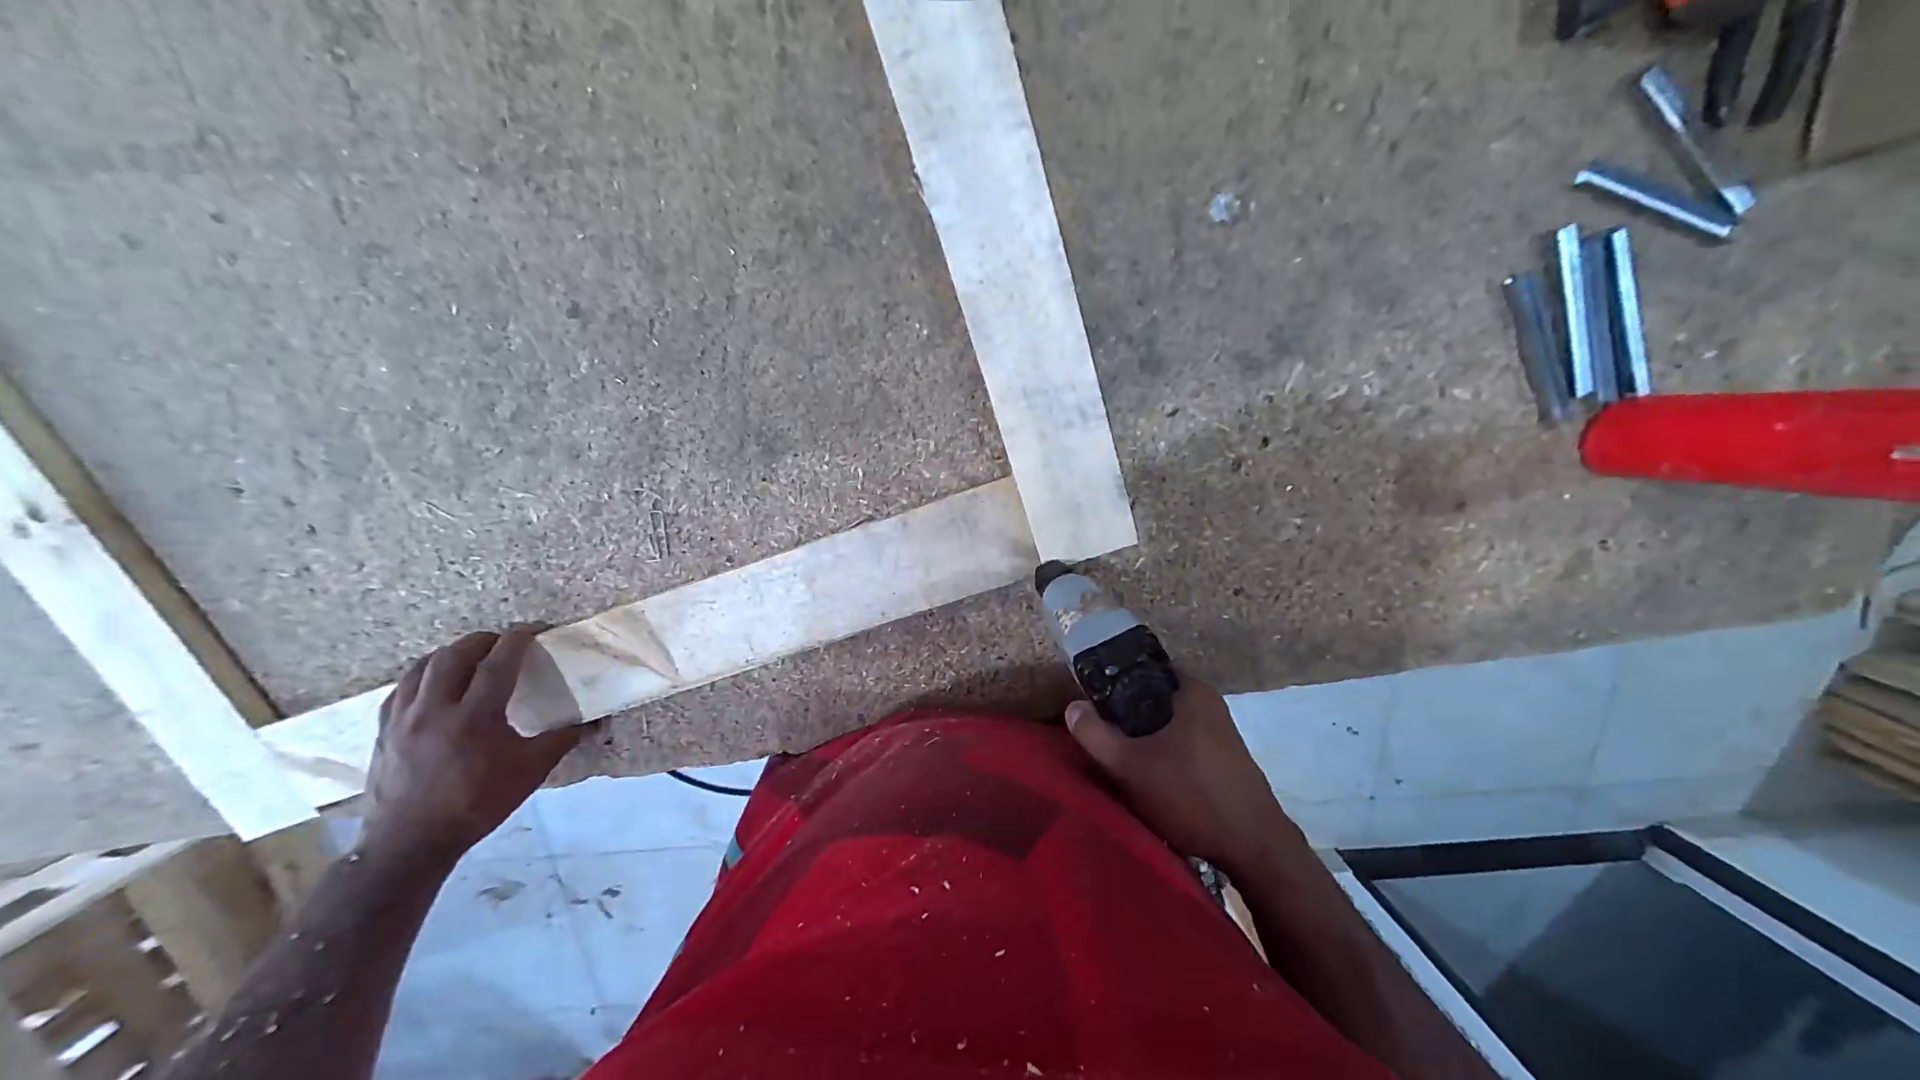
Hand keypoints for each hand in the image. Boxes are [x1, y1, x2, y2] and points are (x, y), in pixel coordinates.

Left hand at [362, 628, 581, 863]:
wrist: (411, 843)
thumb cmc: (478, 804)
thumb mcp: (530, 772)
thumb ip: (564, 739)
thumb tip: (598, 722)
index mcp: (475, 717)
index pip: (499, 662)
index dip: (519, 639)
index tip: (535, 629)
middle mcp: (435, 708)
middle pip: (456, 654)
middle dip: (483, 640)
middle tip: (504, 641)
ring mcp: (403, 718)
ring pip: (423, 666)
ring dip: (451, 653)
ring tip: (470, 655)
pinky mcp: (383, 730)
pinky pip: (402, 688)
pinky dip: (423, 675)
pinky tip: (435, 683)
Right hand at [1064, 676, 1293, 875]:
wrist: (1254, 847)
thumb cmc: (1191, 795)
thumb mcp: (1129, 766)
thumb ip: (1094, 734)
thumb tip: (1072, 707)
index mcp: (1191, 690)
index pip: (1141, 668)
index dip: (1112, 680)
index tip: (1091, 701)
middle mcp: (1209, 703)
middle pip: (1152, 698)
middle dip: (1124, 714)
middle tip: (1099, 733)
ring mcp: (1220, 732)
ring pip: (1167, 724)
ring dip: (1143, 738)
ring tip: (1118, 758)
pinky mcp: (1224, 759)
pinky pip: (1182, 744)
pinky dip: (1163, 754)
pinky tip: (1149, 778)